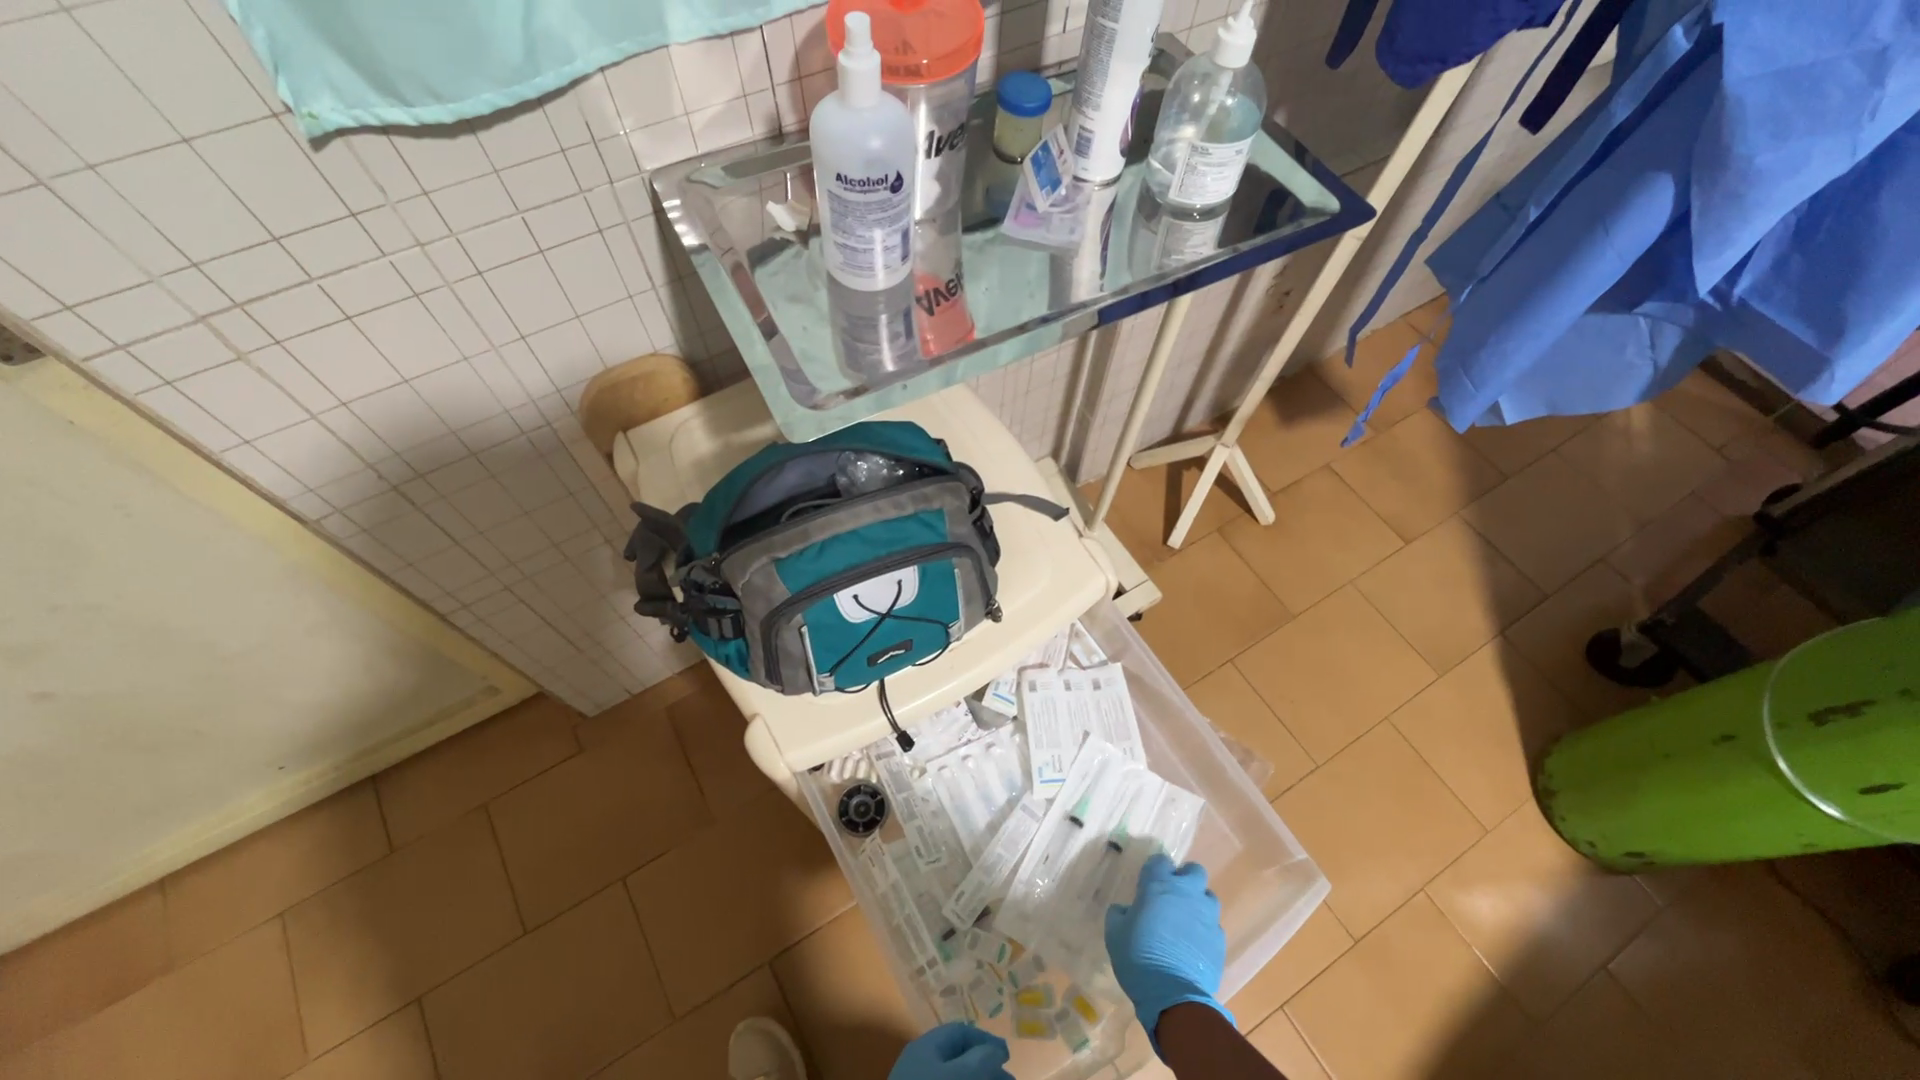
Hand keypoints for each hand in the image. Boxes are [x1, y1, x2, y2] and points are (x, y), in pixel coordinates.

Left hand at [887, 1023, 1012, 1079]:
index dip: (985, 1040)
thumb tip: (995, 1051)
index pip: (959, 1033)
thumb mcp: (960, 1075)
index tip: (1007, 1057)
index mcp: (926, 1049)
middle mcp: (922, 1066)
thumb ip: (981, 1058)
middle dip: (987, 1069)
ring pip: (956, 1079)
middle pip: (960, 1060)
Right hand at [1104, 854, 1231, 1041]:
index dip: (1154, 870)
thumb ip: (1119, 915)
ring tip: (1185, 922)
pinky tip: (1193, 946)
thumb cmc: (1138, 958)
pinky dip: (1204, 930)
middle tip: (1171, 896)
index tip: (1147, 884)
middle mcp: (1187, 893)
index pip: (1160, 860)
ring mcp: (1207, 915)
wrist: (1173, 995)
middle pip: (1194, 871)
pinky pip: (1213, 925)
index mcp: (1159, 886)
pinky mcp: (1219, 938)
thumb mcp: (1114, 935)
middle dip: (1184, 879)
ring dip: (1197, 904)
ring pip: (1207, 897)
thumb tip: (1125, 910)